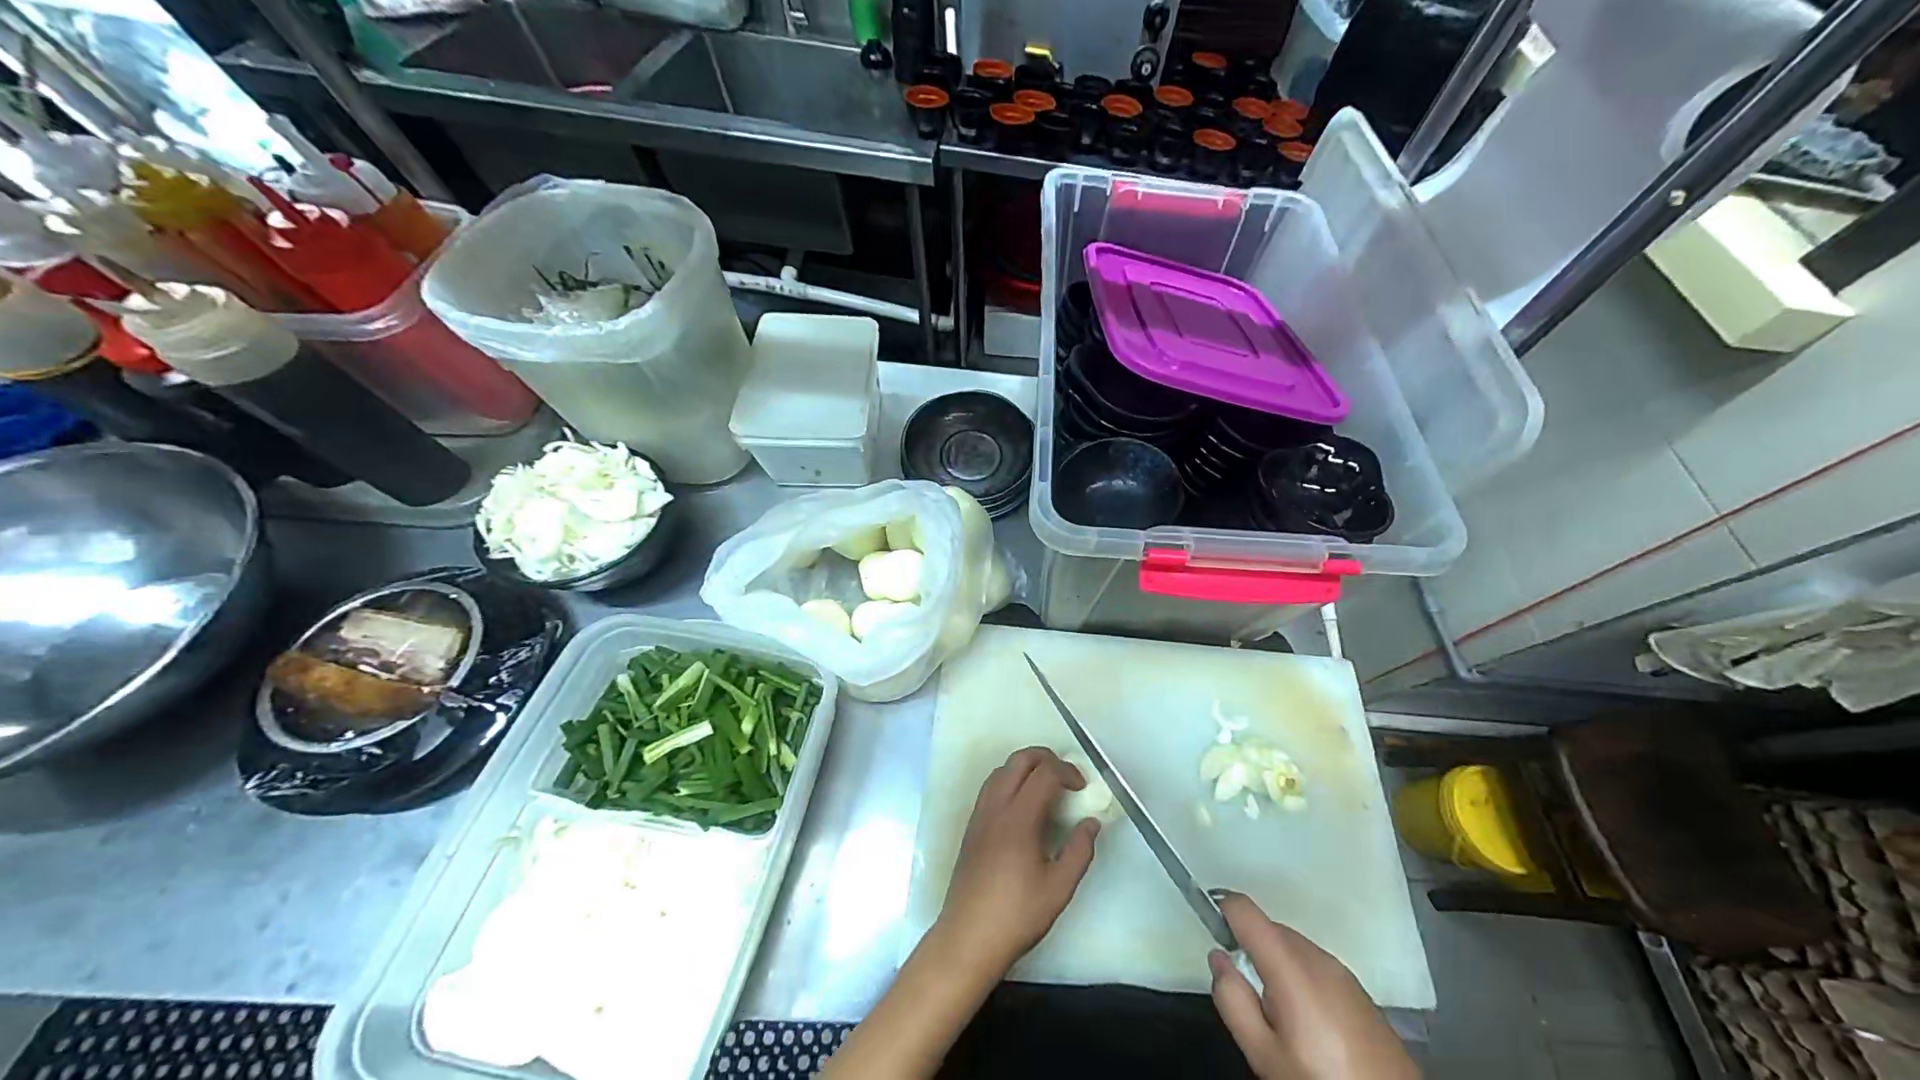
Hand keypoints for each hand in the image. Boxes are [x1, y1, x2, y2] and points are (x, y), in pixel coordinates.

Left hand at [932, 746, 1100, 978]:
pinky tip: (1024, 807)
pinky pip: (991, 787)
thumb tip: (1091, 823)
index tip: (1083, 788)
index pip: (1044, 773)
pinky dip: (1010, 781)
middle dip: (1046, 759)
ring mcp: (979, 815)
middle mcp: (995, 808)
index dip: (1068, 772)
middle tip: (1067, 779)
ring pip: (1001, 770)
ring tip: (1047, 790)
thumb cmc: (1017, 915)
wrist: (968, 936)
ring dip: (1026, 768)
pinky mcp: (971, 827)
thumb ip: (1079, 851)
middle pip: (1019, 760)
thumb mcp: (1059, 888)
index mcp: (1019, 819)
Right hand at [1209, 893, 1420, 1079]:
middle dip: (1248, 949)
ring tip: (1277, 1016)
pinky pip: (1312, 963)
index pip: (1246, 910)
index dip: (1221, 908)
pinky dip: (1296, 976)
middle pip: (1268, 928)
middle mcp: (1317, 957)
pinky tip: (1304, 1021)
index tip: (1210, 928)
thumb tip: (1218, 959)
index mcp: (1291, 967)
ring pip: (1290, 946)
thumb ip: (1232, 1000)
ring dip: (1272, 963)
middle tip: (1247, 997)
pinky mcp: (1357, 988)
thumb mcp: (1262, 1052)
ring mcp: (1341, 971)